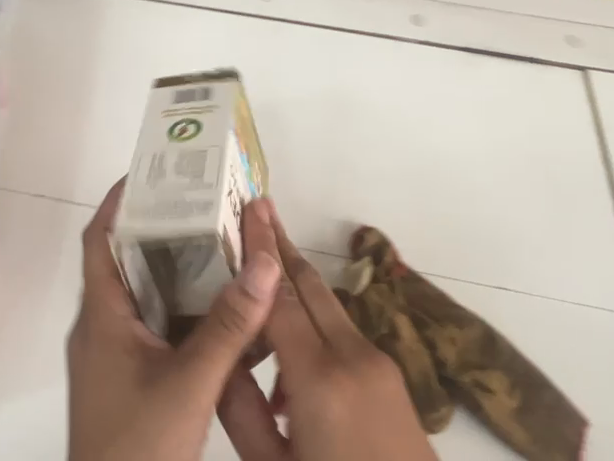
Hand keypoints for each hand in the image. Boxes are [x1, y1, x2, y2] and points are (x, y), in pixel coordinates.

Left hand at [68, 179, 282, 460]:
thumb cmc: (138, 442)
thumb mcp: (189, 382)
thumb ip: (227, 327)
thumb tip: (264, 264)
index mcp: (102, 315)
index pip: (99, 239)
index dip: (118, 202)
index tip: (150, 174)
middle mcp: (100, 327)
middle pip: (125, 263)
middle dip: (160, 232)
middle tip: (202, 207)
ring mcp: (110, 357)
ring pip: (141, 299)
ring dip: (173, 275)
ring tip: (216, 250)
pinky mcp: (124, 381)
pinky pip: (151, 331)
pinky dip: (179, 316)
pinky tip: (216, 318)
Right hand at [218, 199, 438, 460]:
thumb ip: (240, 407)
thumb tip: (220, 356)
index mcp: (319, 378)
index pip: (279, 296)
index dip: (260, 249)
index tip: (249, 205)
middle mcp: (354, 357)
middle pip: (310, 286)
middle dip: (280, 245)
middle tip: (256, 208)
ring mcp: (379, 366)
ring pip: (327, 308)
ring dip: (293, 286)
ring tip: (256, 281)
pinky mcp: (392, 379)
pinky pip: (343, 338)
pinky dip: (311, 327)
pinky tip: (286, 366)